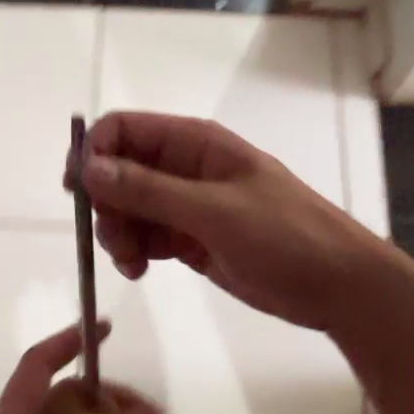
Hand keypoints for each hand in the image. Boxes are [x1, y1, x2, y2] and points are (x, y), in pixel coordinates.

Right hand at [77, 111, 402, 332]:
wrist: (336, 284)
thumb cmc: (284, 235)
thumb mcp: (214, 211)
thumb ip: (149, 190)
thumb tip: (88, 167)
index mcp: (193, 143)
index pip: (123, 129)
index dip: (94, 153)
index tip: (78, 192)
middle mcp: (184, 168)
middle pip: (118, 171)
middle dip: (106, 203)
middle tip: (115, 238)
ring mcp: (187, 204)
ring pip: (128, 207)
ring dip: (117, 232)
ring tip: (132, 263)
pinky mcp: (190, 238)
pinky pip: (145, 235)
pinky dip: (134, 250)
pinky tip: (140, 270)